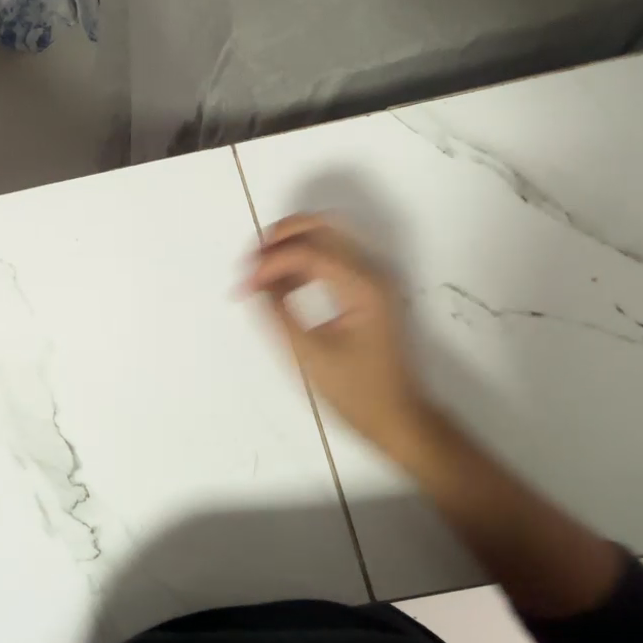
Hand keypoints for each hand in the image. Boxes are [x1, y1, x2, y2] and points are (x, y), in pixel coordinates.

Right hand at [248, 214, 436, 461]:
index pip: (307, 251)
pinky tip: (281, 287)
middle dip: (279, 236)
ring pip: (325, 236)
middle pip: (321, 225)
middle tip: (250, 261)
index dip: (269, 262)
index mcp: (362, 287)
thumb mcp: (307, 355)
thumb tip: (254, 283)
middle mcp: (373, 272)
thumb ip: (277, 312)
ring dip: (289, 247)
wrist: (399, 417)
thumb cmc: (356, 393)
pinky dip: (302, 262)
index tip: (244, 287)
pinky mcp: (370, 288)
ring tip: (259, 276)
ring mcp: (375, 277)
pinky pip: (332, 256)